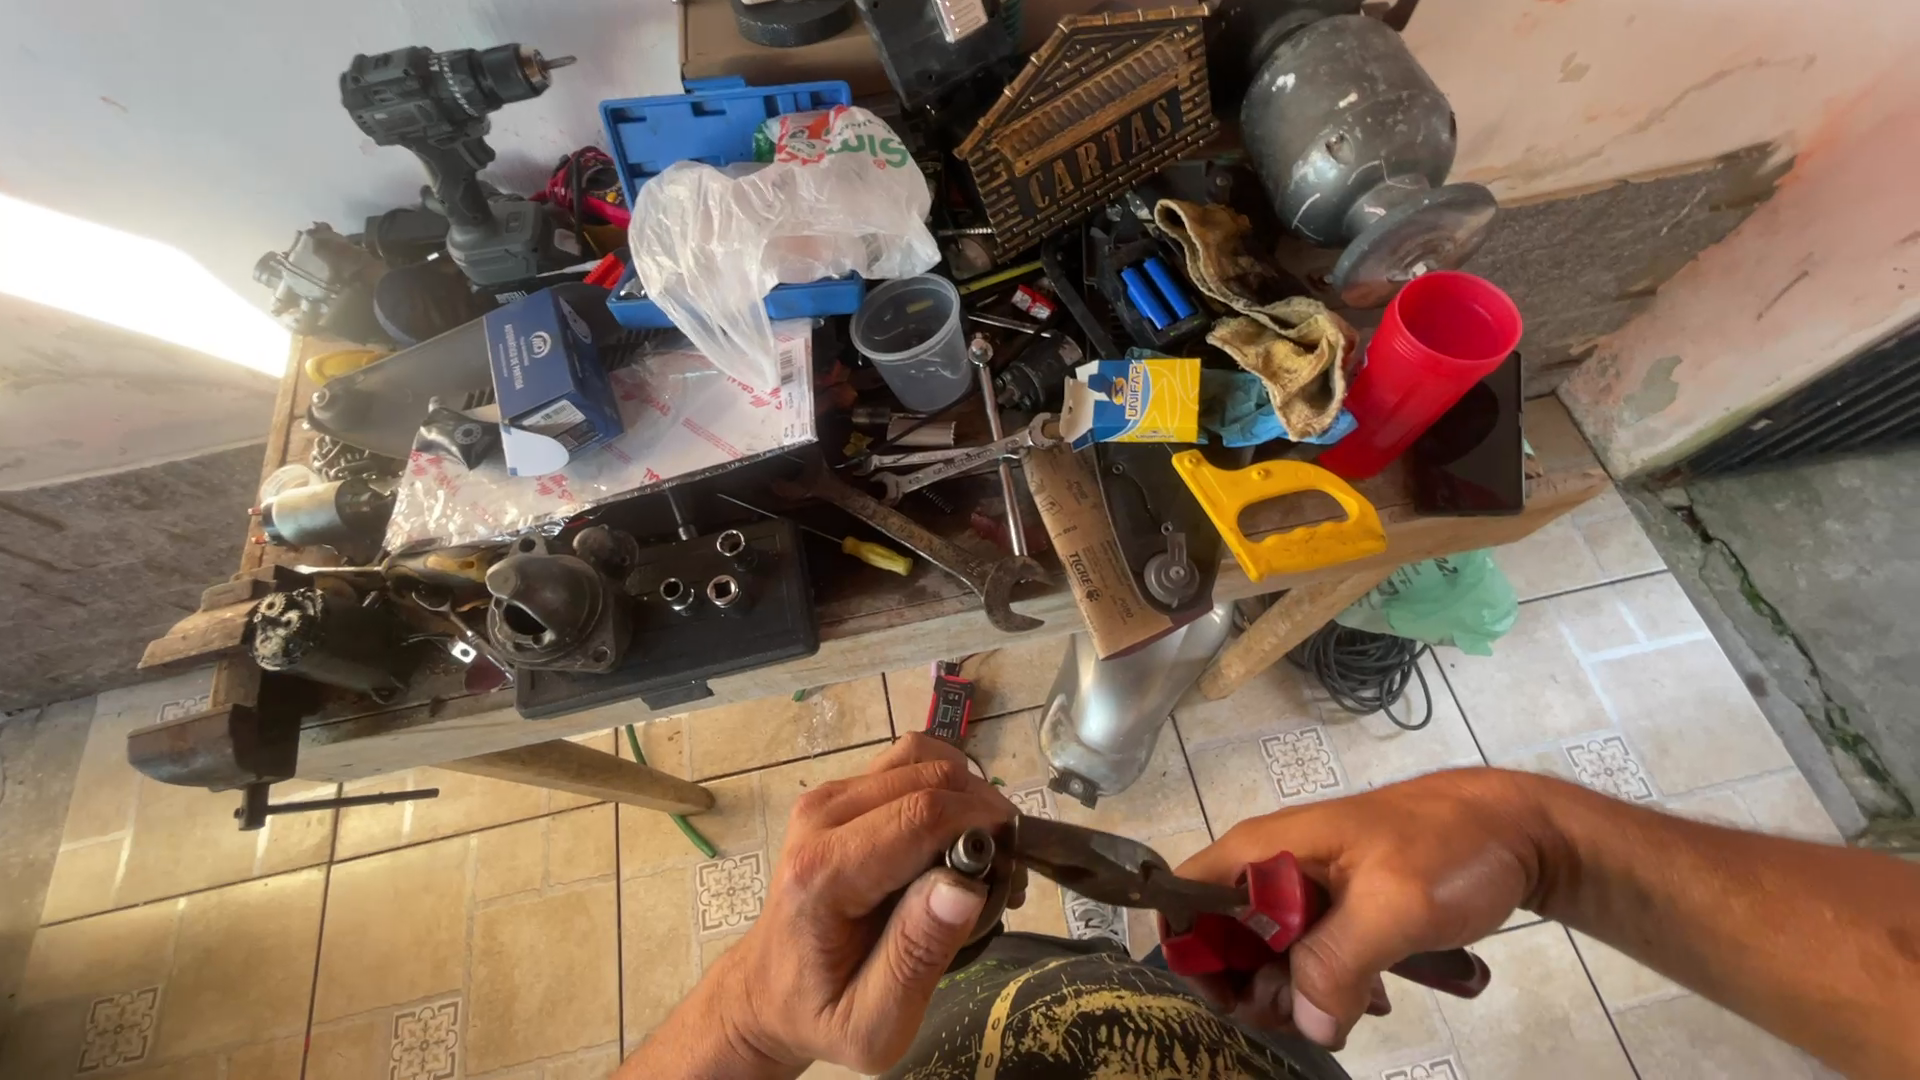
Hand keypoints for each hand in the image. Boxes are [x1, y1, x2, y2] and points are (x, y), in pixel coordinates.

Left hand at [708, 734, 1017, 1075]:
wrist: (767, 989)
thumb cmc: (821, 1011)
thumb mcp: (872, 1022)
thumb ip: (916, 958)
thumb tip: (964, 887)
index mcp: (824, 873)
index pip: (919, 815)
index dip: (978, 821)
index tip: (1012, 857)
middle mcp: (821, 816)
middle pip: (926, 776)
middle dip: (980, 807)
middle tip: (1005, 861)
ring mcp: (828, 795)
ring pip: (920, 757)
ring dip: (964, 788)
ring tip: (981, 839)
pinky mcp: (838, 790)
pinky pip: (906, 760)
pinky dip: (943, 781)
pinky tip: (952, 823)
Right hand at [1176, 767, 1550, 1049]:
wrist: (1510, 828)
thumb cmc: (1444, 849)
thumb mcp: (1394, 905)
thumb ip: (1339, 961)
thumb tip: (1305, 1024)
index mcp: (1260, 850)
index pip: (1185, 896)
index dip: (1192, 951)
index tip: (1238, 999)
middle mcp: (1266, 865)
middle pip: (1221, 936)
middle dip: (1253, 986)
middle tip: (1311, 1014)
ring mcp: (1299, 885)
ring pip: (1264, 952)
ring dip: (1296, 992)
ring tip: (1354, 1007)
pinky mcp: (1331, 904)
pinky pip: (1305, 953)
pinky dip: (1327, 983)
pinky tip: (1374, 997)